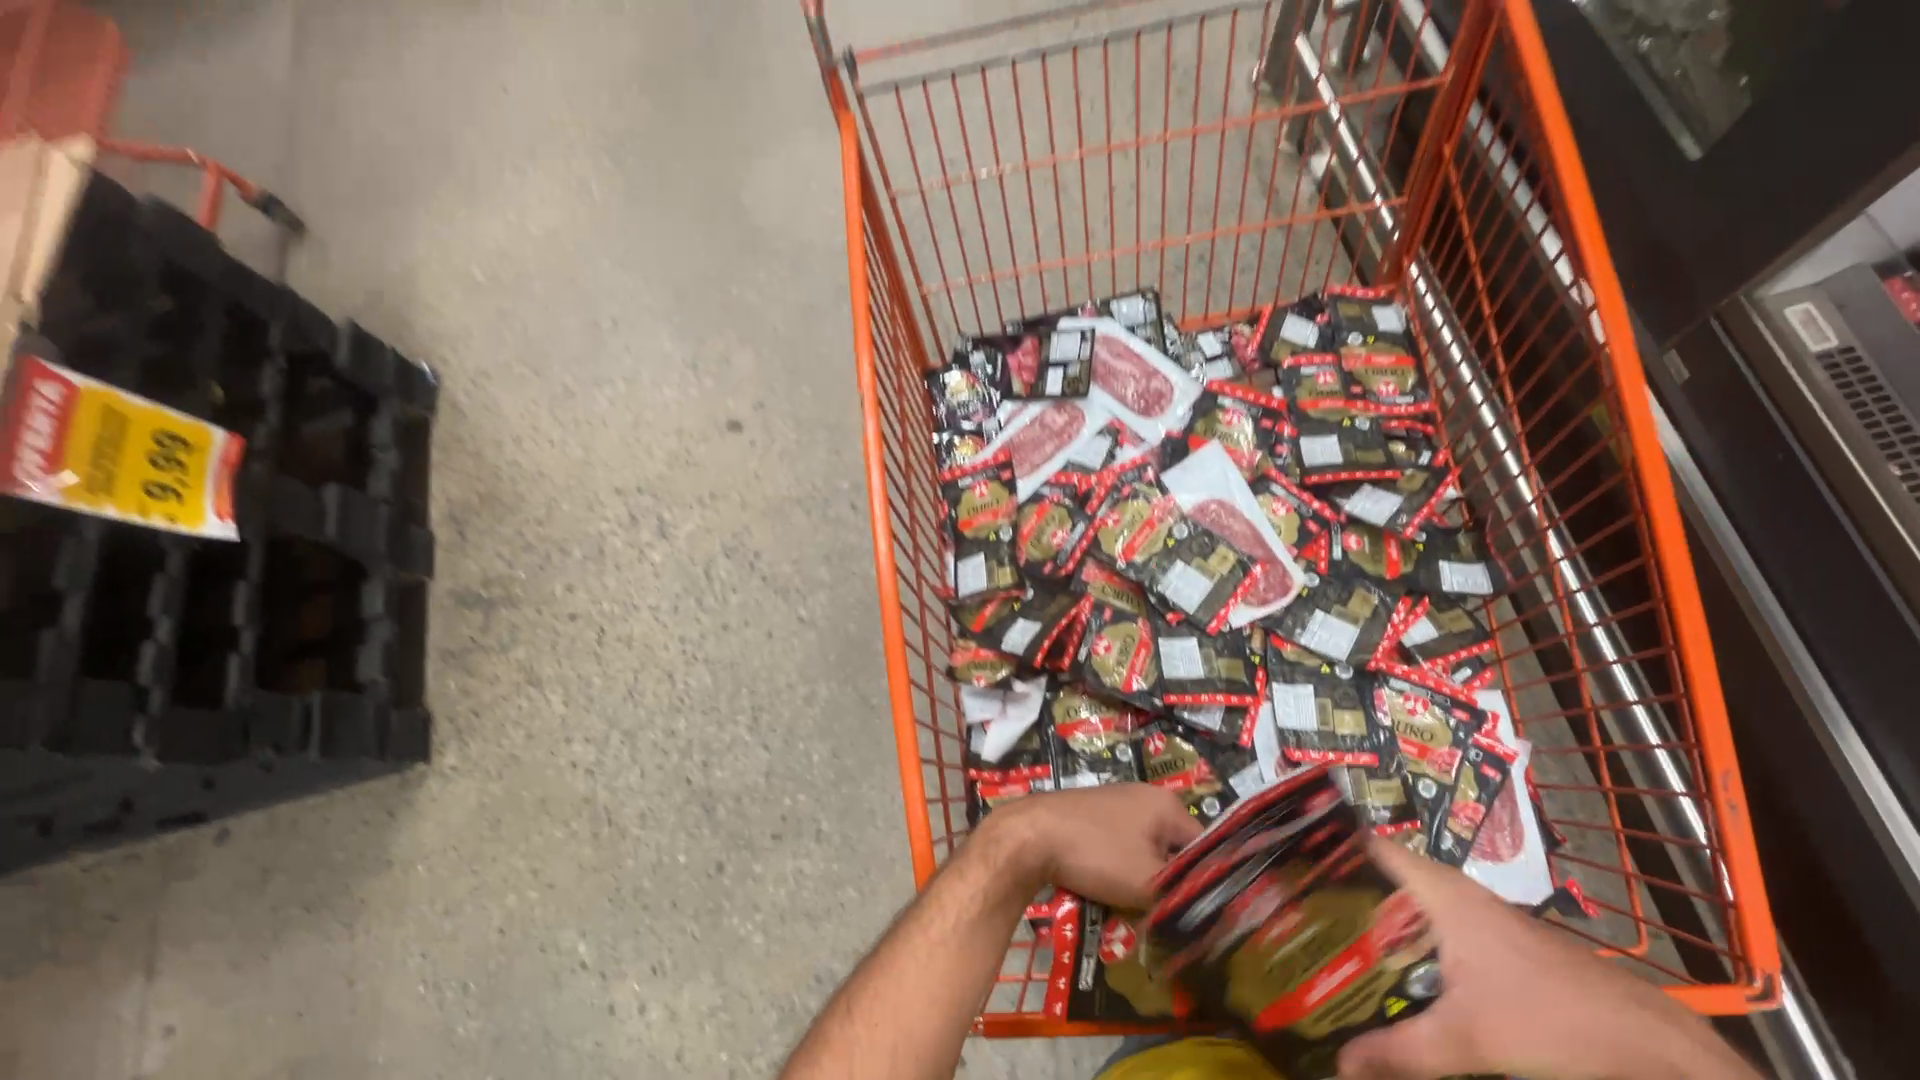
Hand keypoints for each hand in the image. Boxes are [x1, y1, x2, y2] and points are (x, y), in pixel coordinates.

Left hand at [987, 783, 1202, 909]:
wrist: (1029, 836)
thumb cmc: (1097, 854)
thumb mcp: (1149, 883)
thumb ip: (1184, 896)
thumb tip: (1211, 910)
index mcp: (1167, 804)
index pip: (1204, 848)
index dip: (1202, 883)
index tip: (1193, 913)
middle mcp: (1144, 796)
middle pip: (1170, 850)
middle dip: (1164, 884)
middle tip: (1155, 914)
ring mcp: (1113, 803)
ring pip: (1141, 853)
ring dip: (1137, 881)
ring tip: (1126, 908)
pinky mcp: (1087, 814)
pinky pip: (1115, 848)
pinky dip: (1113, 870)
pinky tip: (1102, 890)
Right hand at [1337, 837, 1759, 1079]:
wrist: (1650, 1045)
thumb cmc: (1552, 1021)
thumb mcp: (1465, 1042)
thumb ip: (1397, 1054)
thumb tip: (1336, 1066)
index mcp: (1442, 893)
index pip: (1372, 847)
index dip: (1330, 850)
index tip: (1288, 867)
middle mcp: (1458, 894)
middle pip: (1385, 880)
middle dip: (1341, 896)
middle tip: (1295, 917)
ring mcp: (1482, 920)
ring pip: (1411, 909)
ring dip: (1375, 925)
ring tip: (1329, 948)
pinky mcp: (1498, 948)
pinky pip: (1434, 933)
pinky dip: (1407, 947)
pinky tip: (1391, 979)